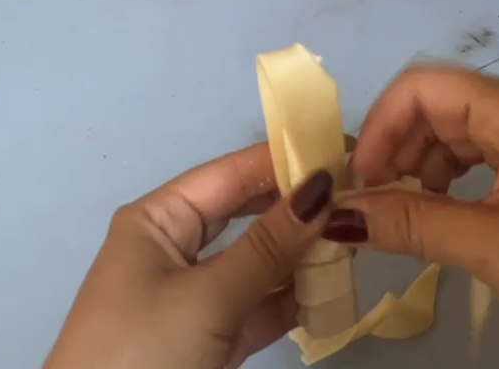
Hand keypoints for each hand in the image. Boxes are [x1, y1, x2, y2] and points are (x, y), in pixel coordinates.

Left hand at [44, 143, 337, 368]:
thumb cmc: (144, 353)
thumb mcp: (208, 298)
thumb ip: (268, 246)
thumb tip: (320, 187)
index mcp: (158, 219)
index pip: (228, 174)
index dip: (280, 160)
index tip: (338, 149)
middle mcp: (172, 247)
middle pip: (242, 214)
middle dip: (294, 207)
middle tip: (355, 195)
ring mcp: (189, 296)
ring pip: (252, 262)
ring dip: (297, 255)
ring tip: (353, 239)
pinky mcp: (204, 341)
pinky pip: (252, 306)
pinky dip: (286, 300)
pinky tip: (327, 292)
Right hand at [328, 65, 498, 368]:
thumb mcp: (490, 248)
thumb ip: (408, 221)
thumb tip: (332, 214)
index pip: (425, 86)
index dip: (382, 124)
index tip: (359, 178)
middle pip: (440, 102)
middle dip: (398, 143)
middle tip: (371, 197)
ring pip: (460, 127)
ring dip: (421, 160)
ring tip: (401, 206)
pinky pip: (485, 152)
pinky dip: (451, 175)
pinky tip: (440, 209)